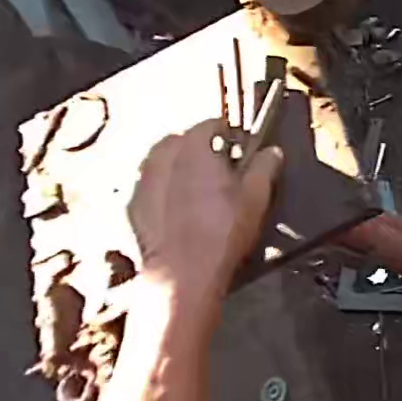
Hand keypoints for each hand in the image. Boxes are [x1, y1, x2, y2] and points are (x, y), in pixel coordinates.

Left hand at [126, 119, 282, 302]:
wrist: (181, 276)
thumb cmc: (223, 232)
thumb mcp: (255, 198)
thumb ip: (264, 168)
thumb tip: (272, 151)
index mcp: (192, 148)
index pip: (209, 124)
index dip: (227, 133)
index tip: (238, 146)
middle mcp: (161, 158)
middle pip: (180, 141)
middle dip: (198, 149)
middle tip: (218, 169)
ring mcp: (140, 182)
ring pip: (160, 163)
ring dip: (176, 168)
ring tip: (196, 189)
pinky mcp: (129, 207)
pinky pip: (147, 188)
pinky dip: (161, 191)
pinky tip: (176, 210)